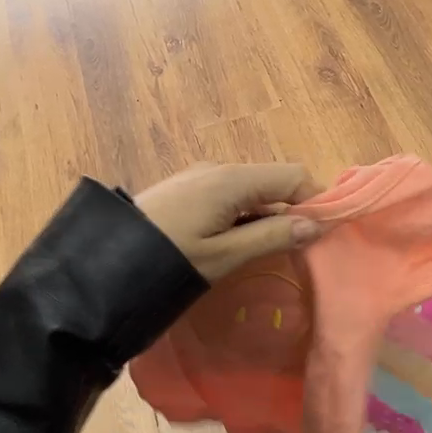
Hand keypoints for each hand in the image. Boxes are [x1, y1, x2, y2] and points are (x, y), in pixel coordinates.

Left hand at [134, 163, 323, 281]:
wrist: (106, 263)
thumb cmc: (170, 260)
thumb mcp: (224, 256)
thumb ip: (271, 236)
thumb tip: (316, 223)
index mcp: (233, 179)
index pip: (293, 176)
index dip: (315, 201)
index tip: (325, 236)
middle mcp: (220, 169)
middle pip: (273, 181)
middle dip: (293, 210)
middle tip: (302, 251)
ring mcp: (201, 178)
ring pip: (251, 190)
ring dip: (268, 215)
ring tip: (272, 253)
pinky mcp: (187, 190)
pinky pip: (229, 196)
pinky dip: (245, 215)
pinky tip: (239, 245)